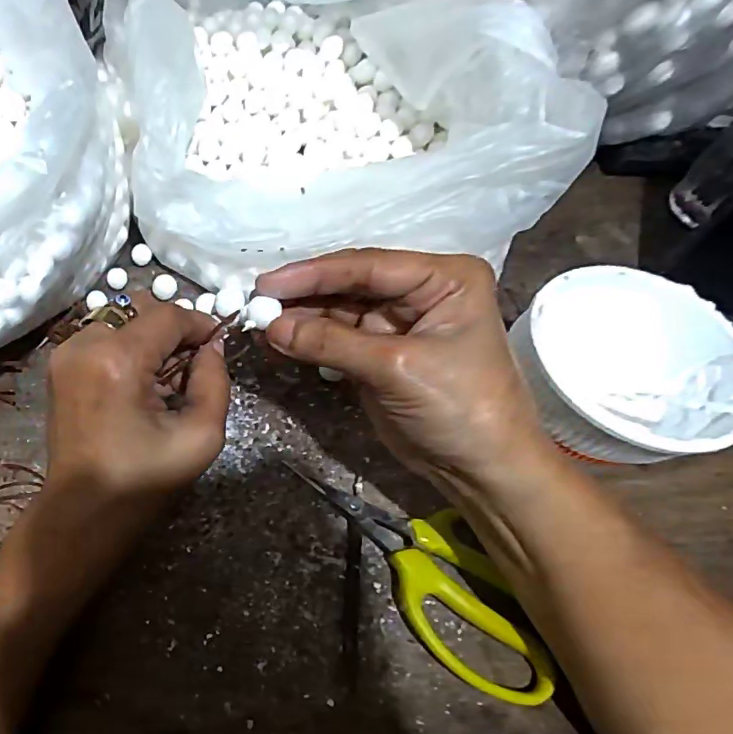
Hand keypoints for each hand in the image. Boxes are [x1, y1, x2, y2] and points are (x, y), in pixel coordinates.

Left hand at [43, 295, 229, 517]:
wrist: (82, 511)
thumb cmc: (142, 482)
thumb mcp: (200, 437)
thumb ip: (214, 382)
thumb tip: (211, 347)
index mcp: (117, 361)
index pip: (168, 315)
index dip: (199, 325)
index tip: (217, 347)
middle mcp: (84, 346)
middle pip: (141, 313)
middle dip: (172, 334)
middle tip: (189, 371)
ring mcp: (65, 355)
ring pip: (120, 323)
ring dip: (147, 342)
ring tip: (162, 383)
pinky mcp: (58, 368)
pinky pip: (100, 340)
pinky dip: (124, 352)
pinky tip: (136, 387)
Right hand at [256, 249, 553, 487]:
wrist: (479, 467)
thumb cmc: (459, 407)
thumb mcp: (396, 368)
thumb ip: (332, 343)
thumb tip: (272, 328)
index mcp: (442, 279)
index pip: (367, 266)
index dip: (313, 274)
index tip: (266, 283)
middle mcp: (418, 293)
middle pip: (348, 285)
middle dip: (301, 296)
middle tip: (253, 303)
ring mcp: (395, 325)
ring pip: (336, 312)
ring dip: (298, 319)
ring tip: (256, 323)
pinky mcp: (377, 355)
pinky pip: (334, 341)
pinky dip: (306, 342)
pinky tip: (277, 342)